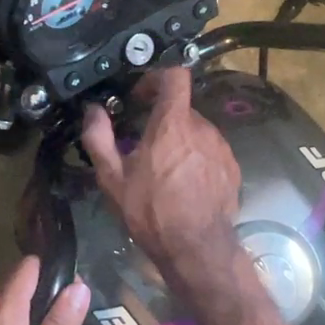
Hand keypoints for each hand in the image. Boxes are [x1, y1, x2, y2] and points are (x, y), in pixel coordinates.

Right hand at [82, 67, 242, 281]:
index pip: (174, 75)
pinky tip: (184, 186)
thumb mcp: (112, 178)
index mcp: (172, 124)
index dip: (156, 77)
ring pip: (196, 132)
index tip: (140, 96)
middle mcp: (202, 128)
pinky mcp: (232, 168)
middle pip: (181, 109)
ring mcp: (221, 148)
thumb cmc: (150, 211)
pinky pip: (210, 153)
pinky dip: (195, 160)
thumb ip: (99, 138)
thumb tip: (93, 111)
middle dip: (161, 121)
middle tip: (143, 146)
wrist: (196, 249)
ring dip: (179, 143)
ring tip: (163, 171)